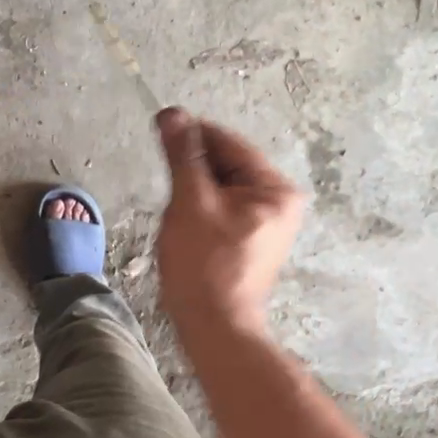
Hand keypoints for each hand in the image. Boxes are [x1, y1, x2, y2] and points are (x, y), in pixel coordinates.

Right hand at [154, 107, 303, 331]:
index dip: (192, 134)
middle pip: (226, 164)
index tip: (158, 126)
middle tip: (164, 179)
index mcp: (275, 188)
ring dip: (192, 189)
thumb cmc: (204, 264)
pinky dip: (199, 206)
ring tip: (173, 208)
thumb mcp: (190, 202)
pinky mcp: (250, 237)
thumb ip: (182, 155)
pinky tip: (182, 222)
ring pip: (220, 185)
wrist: (213, 323)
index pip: (228, 143)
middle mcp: (279, 201)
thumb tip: (172, 114)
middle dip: (192, 168)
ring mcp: (267, 221)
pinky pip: (221, 206)